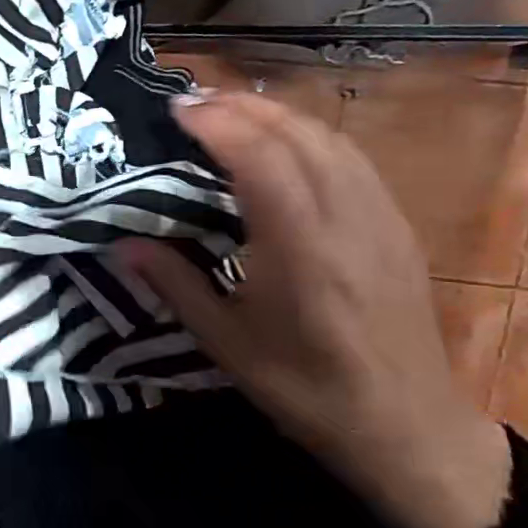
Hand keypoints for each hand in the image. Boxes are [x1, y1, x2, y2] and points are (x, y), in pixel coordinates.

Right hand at [116, 90, 509, 527]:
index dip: (216, 122)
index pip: (260, 156)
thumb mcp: (226, 344)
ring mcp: (379, 216)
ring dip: (276, 114)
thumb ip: (174, 284)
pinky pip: (351, 158)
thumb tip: (121, 244)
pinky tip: (288, 143)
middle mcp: (346, 217)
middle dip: (241, 107)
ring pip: (328, 138)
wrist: (405, 426)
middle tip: (194, 101)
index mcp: (302, 247)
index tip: (177, 109)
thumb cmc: (306, 390)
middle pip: (295, 133)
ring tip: (232, 112)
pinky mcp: (396, 224)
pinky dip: (310, 134)